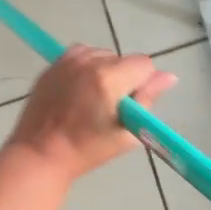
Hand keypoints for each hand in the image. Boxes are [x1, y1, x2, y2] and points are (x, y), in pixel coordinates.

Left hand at [5, 46, 175, 180]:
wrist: (40, 153)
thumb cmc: (86, 150)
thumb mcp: (125, 133)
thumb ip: (148, 100)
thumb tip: (170, 77)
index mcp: (108, 78)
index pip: (144, 63)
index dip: (143, 83)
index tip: (130, 104)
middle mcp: (88, 61)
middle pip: (122, 59)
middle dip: (123, 78)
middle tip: (108, 107)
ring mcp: (67, 60)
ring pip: (102, 55)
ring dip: (104, 71)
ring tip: (91, 100)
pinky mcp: (53, 64)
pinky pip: (81, 56)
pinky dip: (85, 69)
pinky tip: (77, 92)